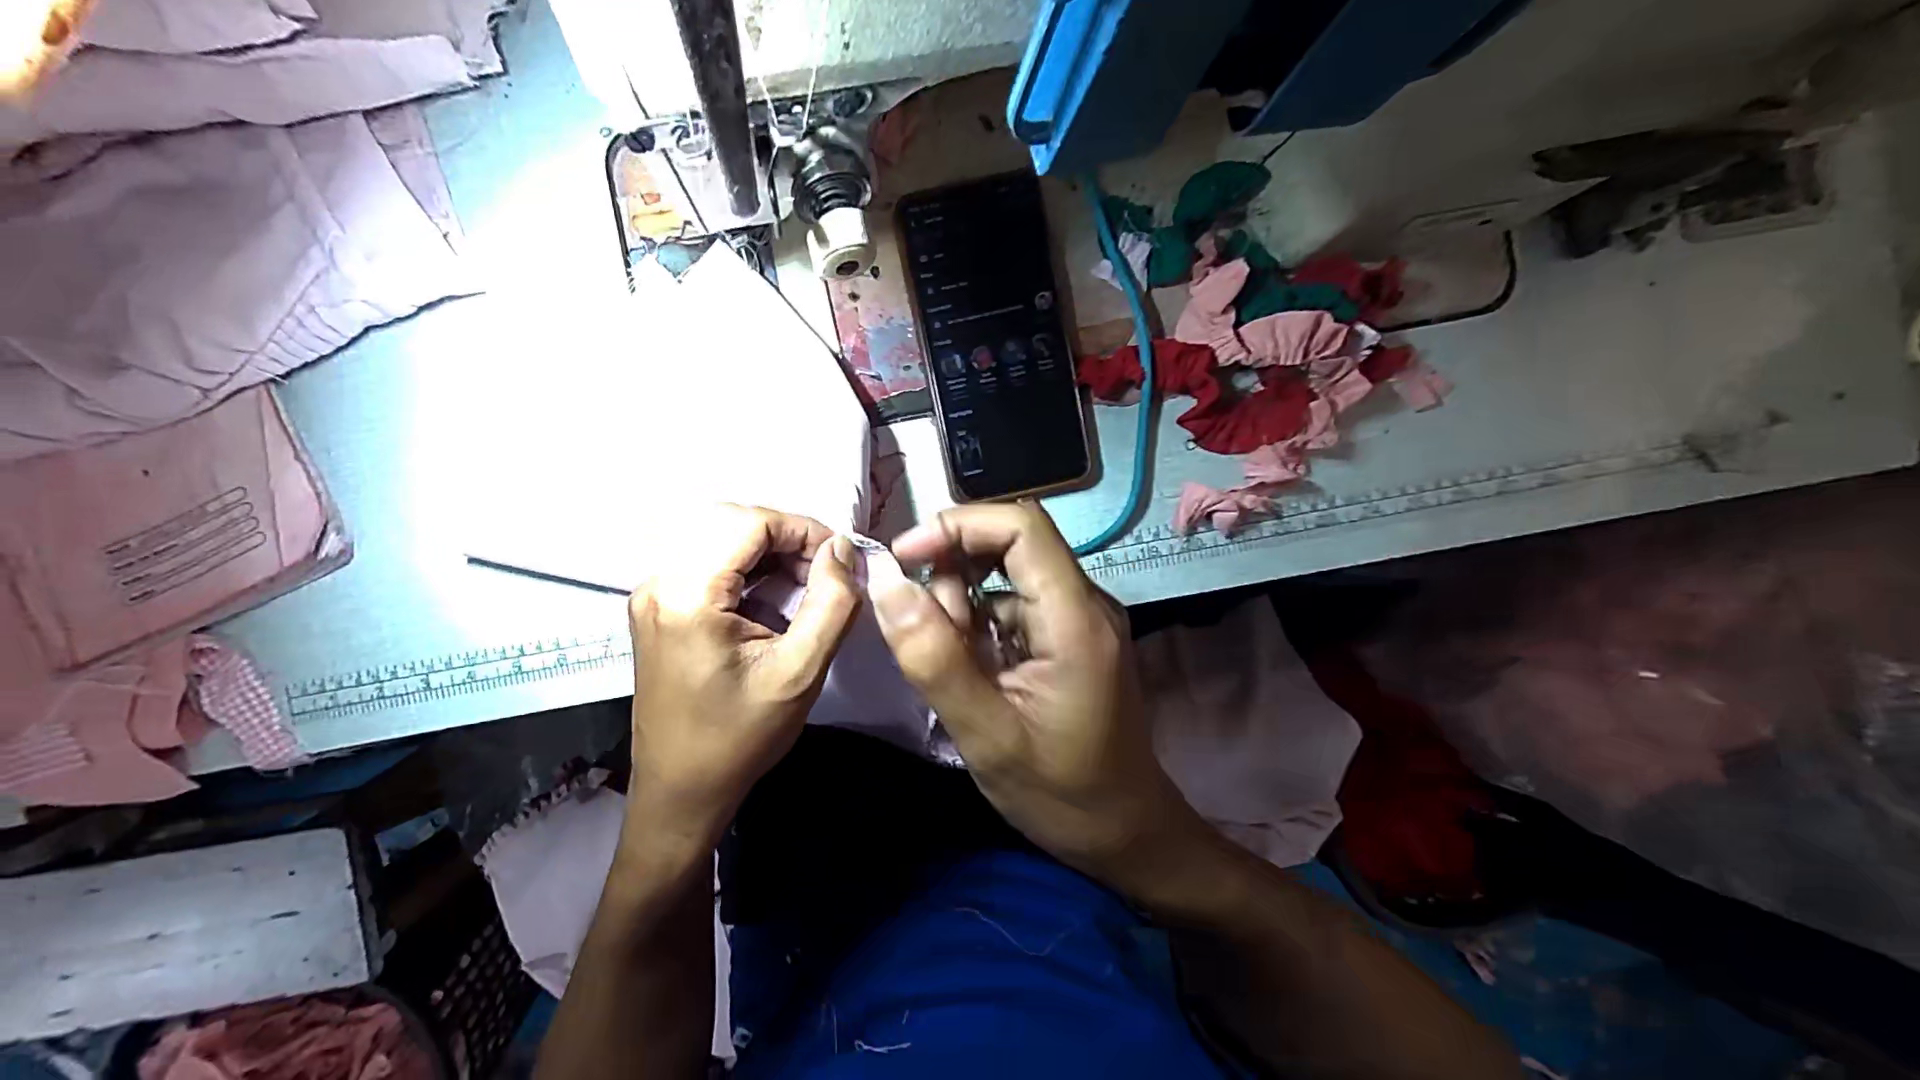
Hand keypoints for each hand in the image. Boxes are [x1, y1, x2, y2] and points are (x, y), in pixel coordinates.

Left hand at [626, 504, 859, 851]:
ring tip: (806, 586)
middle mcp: (659, 582)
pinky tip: (775, 598)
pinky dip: (749, 566)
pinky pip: (708, 560)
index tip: (841, 558)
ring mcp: (653, 592)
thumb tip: (844, 550)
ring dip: (769, 550)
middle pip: (730, 521)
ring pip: (719, 536)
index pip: (748, 522)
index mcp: (686, 596)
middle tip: (825, 572)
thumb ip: (831, 604)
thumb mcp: (800, 673)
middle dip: (787, 536)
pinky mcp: (660, 605)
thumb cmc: (739, 738)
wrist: (681, 789)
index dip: (802, 529)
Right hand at [869, 502, 1211, 890]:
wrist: (1126, 833)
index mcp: (1075, 618)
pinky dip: (979, 625)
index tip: (905, 557)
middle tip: (926, 632)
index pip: (1022, 526)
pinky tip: (972, 672)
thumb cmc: (1061, 793)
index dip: (958, 526)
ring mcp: (1080, 619)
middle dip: (953, 572)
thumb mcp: (986, 734)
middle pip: (1011, 545)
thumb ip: (934, 658)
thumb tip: (887, 584)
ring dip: (962, 604)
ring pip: (1006, 576)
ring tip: (953, 666)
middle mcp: (1085, 603)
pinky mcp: (1070, 637)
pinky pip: (1014, 605)